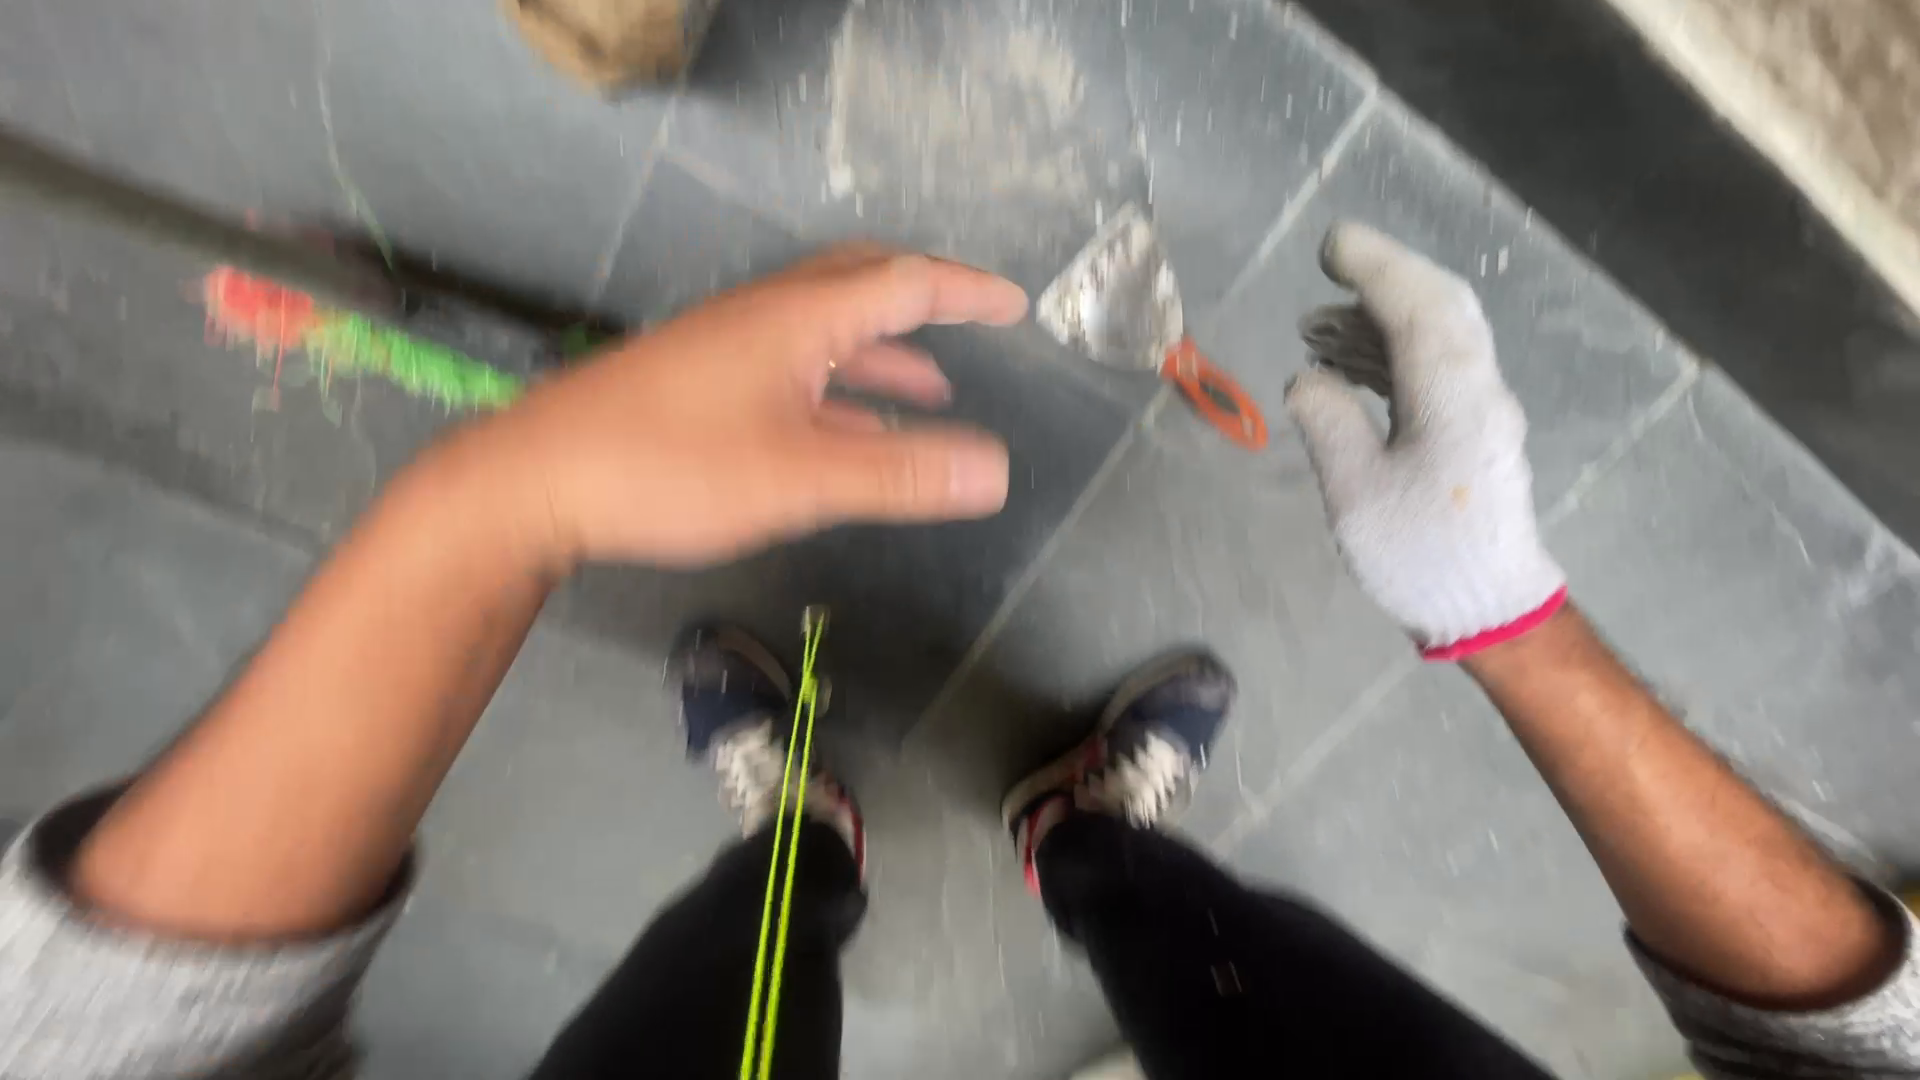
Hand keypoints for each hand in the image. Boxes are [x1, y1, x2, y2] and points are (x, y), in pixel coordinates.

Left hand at [461, 247, 1028, 569]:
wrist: (535, 482)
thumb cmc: (673, 468)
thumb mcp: (802, 479)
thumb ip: (901, 475)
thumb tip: (996, 472)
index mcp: (800, 319)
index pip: (905, 284)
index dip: (967, 292)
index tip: (1016, 305)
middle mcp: (768, 317)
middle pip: (862, 285)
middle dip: (923, 301)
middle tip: (969, 319)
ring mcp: (732, 348)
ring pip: (828, 334)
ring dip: (884, 353)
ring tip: (931, 387)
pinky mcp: (706, 382)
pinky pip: (796, 371)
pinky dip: (840, 389)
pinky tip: (853, 425)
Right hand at [1286, 223, 1564, 657]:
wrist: (1487, 606)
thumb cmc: (1418, 551)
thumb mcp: (1354, 492)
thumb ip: (1328, 422)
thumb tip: (1307, 377)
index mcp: (1451, 396)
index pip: (1419, 307)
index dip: (1376, 266)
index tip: (1333, 243)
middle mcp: (1476, 388)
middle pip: (1440, 307)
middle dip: (1384, 277)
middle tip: (1329, 266)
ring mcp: (1479, 408)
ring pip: (1436, 335)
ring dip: (1380, 317)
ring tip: (1318, 326)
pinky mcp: (1471, 431)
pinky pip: (1432, 367)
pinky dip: (1390, 350)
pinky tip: (1349, 365)